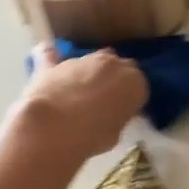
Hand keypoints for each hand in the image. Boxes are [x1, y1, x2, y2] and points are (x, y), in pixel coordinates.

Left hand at [16, 46, 147, 157]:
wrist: (55, 127)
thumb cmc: (94, 136)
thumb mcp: (116, 132)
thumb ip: (117, 116)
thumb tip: (110, 115)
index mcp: (135, 82)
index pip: (139, 86)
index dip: (130, 98)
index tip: (124, 110)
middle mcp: (113, 64)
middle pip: (119, 66)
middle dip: (114, 78)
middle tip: (105, 99)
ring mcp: (83, 60)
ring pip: (92, 59)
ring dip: (90, 70)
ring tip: (80, 91)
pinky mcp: (54, 63)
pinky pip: (51, 53)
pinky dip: (51, 54)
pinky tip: (49, 53)